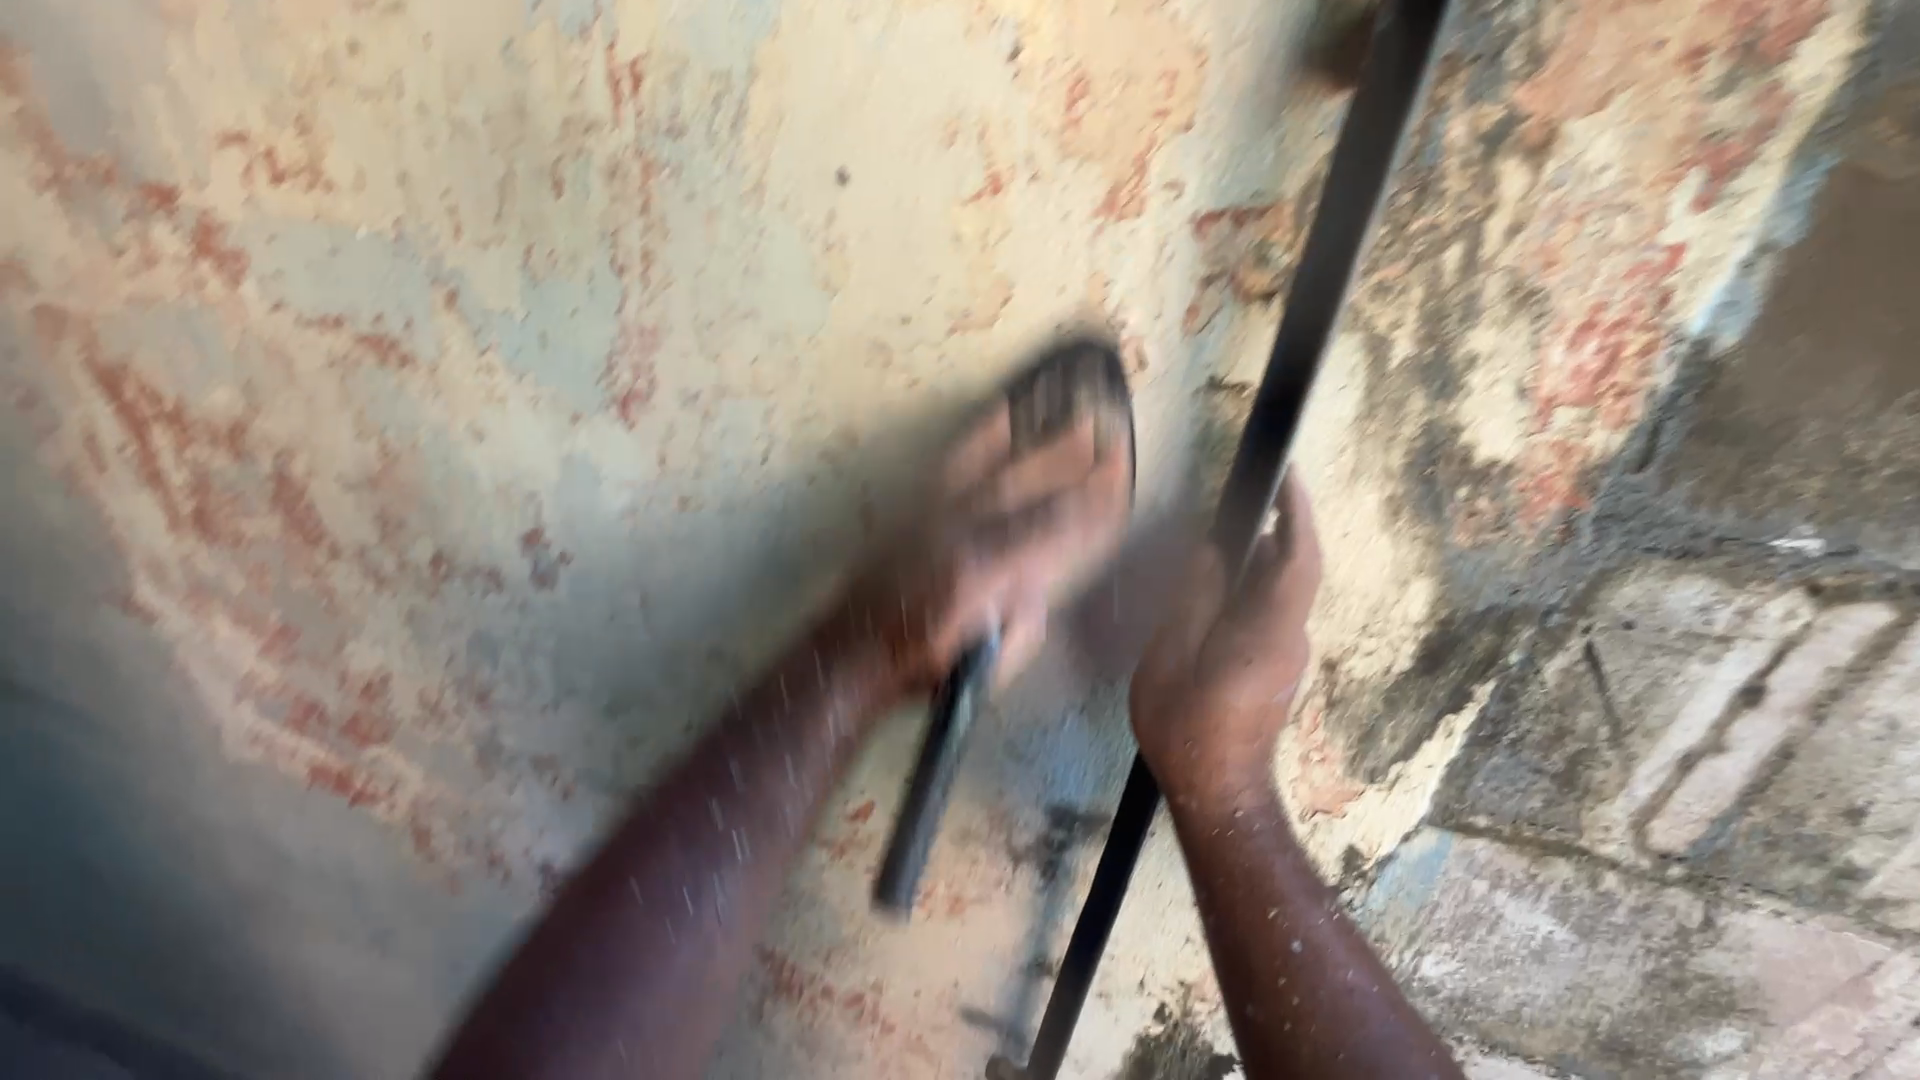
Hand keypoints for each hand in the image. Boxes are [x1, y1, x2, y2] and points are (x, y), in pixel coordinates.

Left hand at [835, 400, 1131, 696]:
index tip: (1120, 480)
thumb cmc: (927, 664)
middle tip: (1109, 434)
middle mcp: (960, 530)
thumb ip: (1027, 613)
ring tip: (1069, 414)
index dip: (1091, 504)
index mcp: (983, 571)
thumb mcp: (992, 655)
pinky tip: (1002, 412)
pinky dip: (983, 436)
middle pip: (1029, 487)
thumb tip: (1043, 573)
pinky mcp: (917, 505)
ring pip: (996, 466)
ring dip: (1038, 441)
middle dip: (1072, 460)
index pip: (1053, 528)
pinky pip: (955, 462)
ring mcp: (935, 512)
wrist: (854, 648)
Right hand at [1129, 476, 1321, 803]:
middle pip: (1289, 569)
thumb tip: (1212, 550)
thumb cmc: (1187, 729)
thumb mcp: (1172, 659)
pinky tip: (1207, 591)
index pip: (1297, 558)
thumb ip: (1194, 600)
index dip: (1295, 512)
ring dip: (1250, 561)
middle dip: (1266, 530)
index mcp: (1267, 632)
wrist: (1219, 792)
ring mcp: (1287, 652)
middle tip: (1225, 508)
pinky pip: (1265, 609)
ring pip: (1275, 590)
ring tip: (1206, 548)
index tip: (1284, 475)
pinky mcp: (1275, 663)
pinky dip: (1244, 587)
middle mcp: (1290, 636)